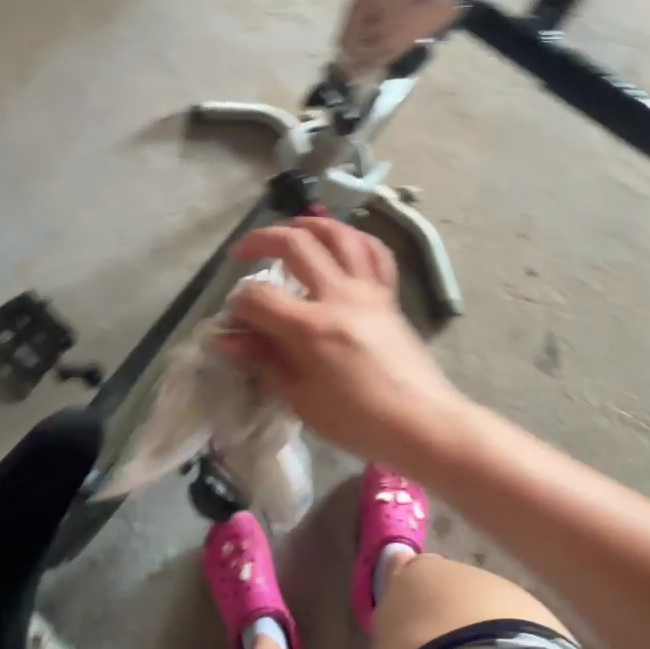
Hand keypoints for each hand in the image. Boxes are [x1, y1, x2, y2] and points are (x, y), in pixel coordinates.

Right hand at [214, 217, 469, 467]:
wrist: (423, 425)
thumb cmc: (358, 422)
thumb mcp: (301, 399)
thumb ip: (263, 360)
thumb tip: (227, 338)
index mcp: (312, 328)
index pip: (259, 297)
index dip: (237, 302)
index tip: (233, 318)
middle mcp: (339, 297)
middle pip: (295, 245)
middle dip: (261, 240)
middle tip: (242, 252)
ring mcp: (368, 291)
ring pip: (339, 234)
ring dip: (308, 224)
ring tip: (289, 230)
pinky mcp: (389, 295)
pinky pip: (375, 252)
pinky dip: (354, 239)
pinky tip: (340, 243)